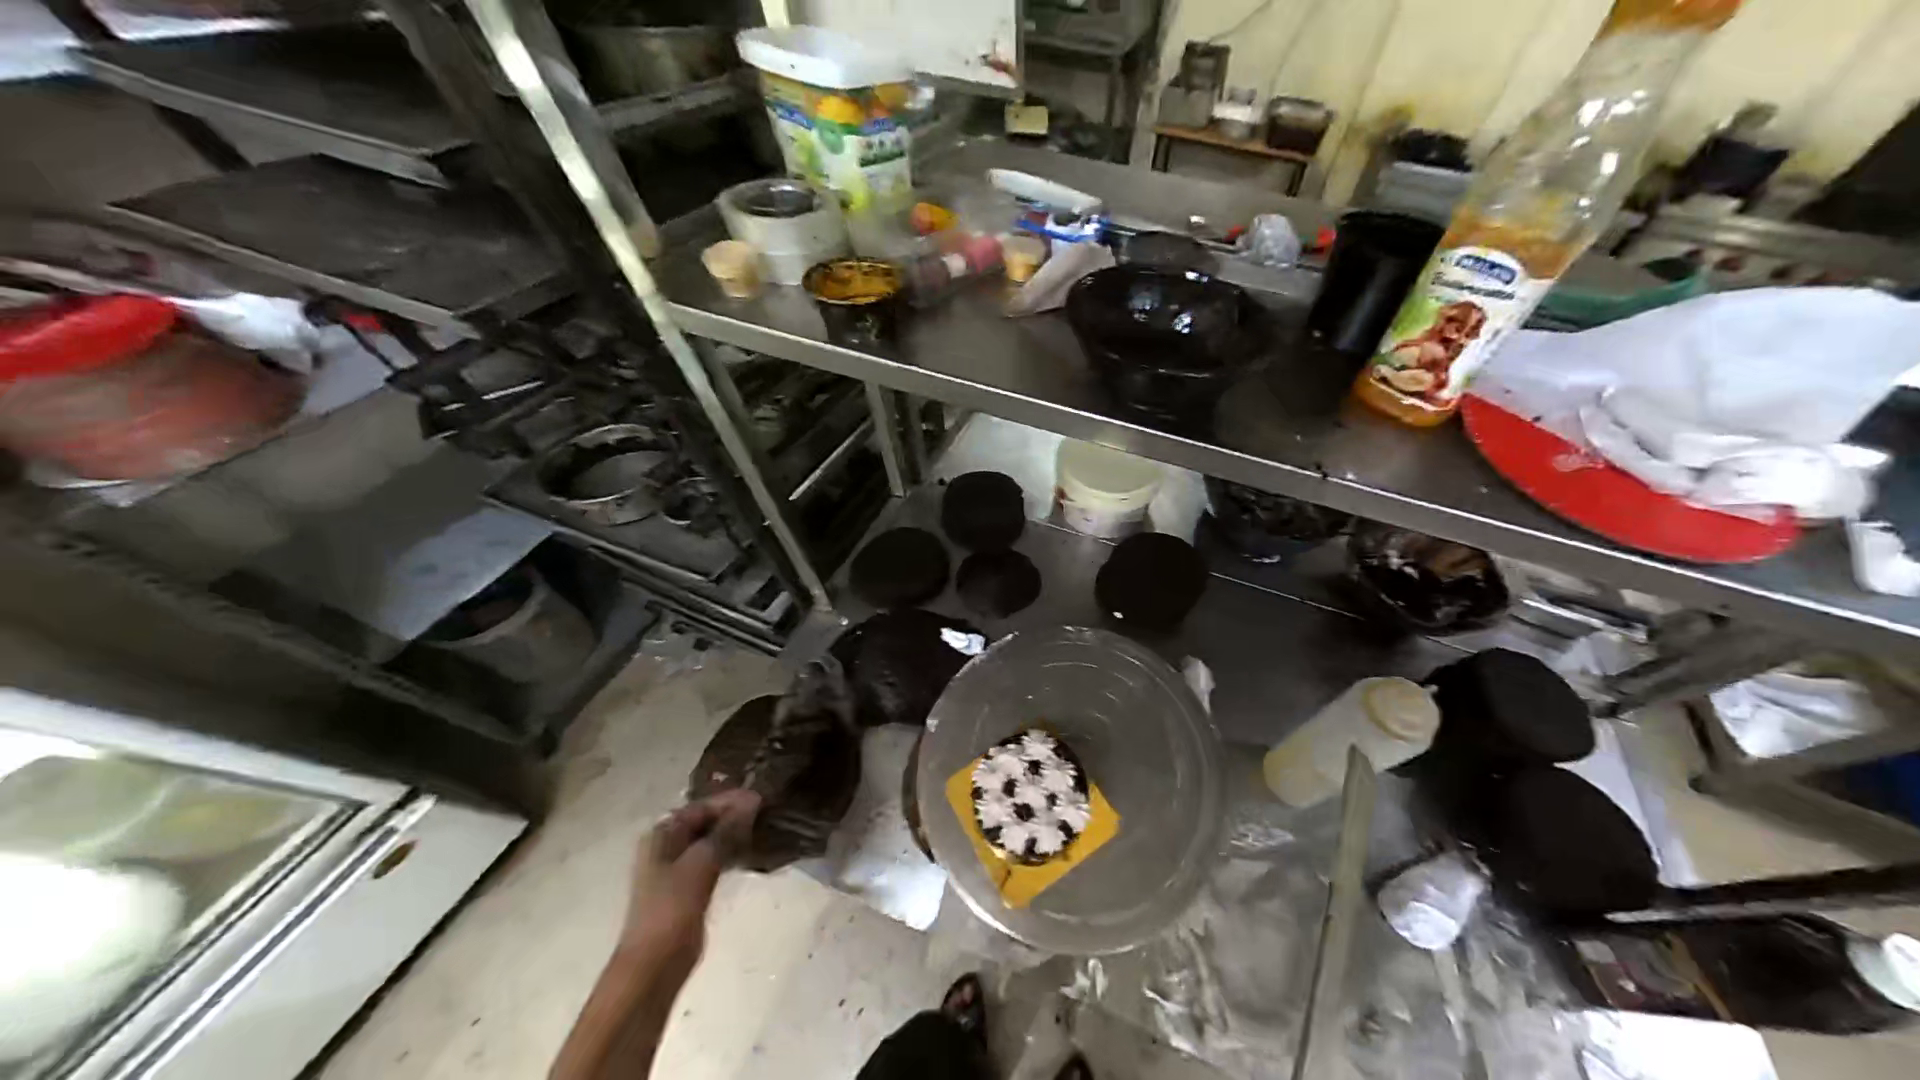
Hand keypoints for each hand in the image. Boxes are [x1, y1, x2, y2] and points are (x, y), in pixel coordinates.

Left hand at [621, 789, 760, 979]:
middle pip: (706, 821)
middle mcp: (667, 846)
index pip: (702, 806)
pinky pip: (713, 860)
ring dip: (735, 834)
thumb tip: (752, 800)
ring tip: (765, 829)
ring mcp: (676, 869)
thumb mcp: (701, 862)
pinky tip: (752, 853)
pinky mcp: (688, 888)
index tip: (763, 798)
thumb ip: (727, 830)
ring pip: (711, 841)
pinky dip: (731, 854)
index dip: (731, 800)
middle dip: (735, 816)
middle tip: (769, 813)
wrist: (654, 965)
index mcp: (662, 834)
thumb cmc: (672, 908)